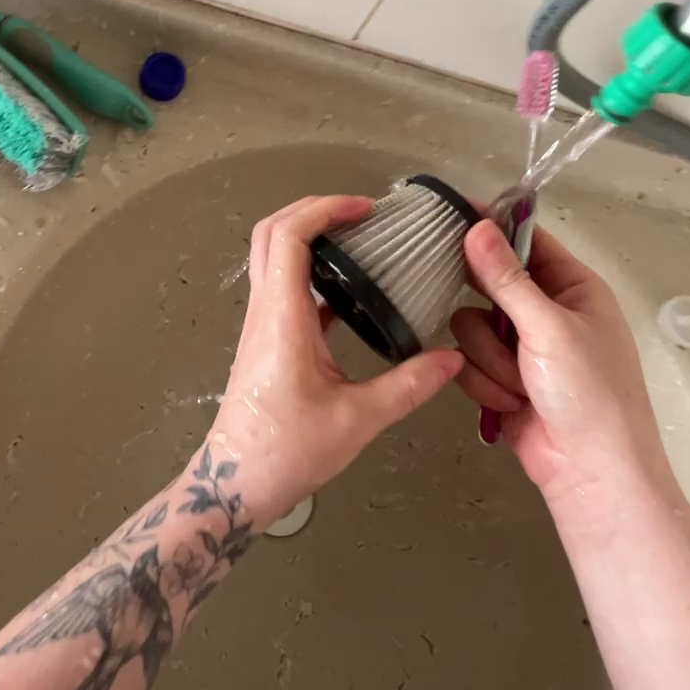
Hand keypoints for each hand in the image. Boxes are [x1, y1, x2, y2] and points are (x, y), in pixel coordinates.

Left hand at [207, 195, 464, 521]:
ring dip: (307, 236)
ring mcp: (262, 322)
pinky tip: (349, 292)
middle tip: (358, 213)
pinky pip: (284, 288)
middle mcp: (266, 309)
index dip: (324, 209)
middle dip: (311, 210)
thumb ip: (409, 385)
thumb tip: (451, 360)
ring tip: (356, 240)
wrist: (238, 480)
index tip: (364, 208)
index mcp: (283, 315)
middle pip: (271, 233)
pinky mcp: (266, 339)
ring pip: (272, 257)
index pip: (289, 235)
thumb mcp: (358, 418)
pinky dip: (311, 273)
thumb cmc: (288, 449)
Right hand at [450, 223, 673, 498]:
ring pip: (468, 324)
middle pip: (488, 283)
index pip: (526, 240)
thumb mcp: (550, 330)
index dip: (491, 226)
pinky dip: (483, 381)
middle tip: (480, 314)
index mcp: (572, 288)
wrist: (591, 475)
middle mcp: (544, 311)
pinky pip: (465, 359)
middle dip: (490, 312)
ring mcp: (519, 345)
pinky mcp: (497, 375)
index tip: (450, 213)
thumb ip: (506, 278)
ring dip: (489, 358)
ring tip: (519, 384)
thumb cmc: (590, 394)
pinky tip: (509, 402)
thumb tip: (476, 227)